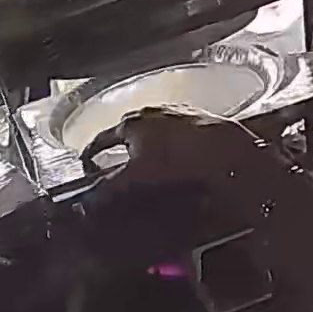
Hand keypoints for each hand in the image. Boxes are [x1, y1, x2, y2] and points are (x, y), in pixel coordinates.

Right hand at [83, 107, 294, 215]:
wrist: (225, 148)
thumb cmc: (177, 158)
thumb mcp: (138, 177)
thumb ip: (111, 187)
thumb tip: (90, 199)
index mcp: (131, 123)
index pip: (102, 138)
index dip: (91, 152)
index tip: (87, 162)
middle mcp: (151, 112)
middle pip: (127, 130)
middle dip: (120, 145)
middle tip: (118, 163)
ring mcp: (176, 112)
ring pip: (153, 128)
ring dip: (147, 142)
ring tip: (148, 160)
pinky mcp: (198, 118)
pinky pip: (175, 130)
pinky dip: (170, 142)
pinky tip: (177, 156)